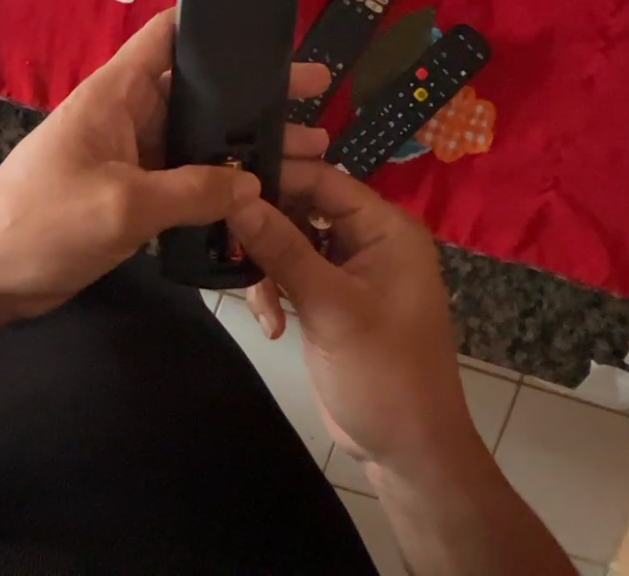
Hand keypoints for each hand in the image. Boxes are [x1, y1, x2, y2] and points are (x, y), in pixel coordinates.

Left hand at [0, 10, 331, 317]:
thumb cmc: (43, 223)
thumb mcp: (123, 205)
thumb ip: (193, 191)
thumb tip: (251, 182)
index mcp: (115, 94)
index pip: (166, 37)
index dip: (213, 26)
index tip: (270, 33)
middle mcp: (125, 115)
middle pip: (196, 92)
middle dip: (252, 96)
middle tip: (314, 97)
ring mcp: (127, 156)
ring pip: (195, 140)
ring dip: (244, 145)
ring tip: (310, 150)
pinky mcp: (129, 193)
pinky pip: (183, 179)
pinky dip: (220, 184)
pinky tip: (262, 195)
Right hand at [225, 162, 478, 472]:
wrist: (407, 452)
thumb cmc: (384, 373)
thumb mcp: (331, 307)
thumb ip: (282, 248)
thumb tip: (234, 197)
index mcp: (385, 229)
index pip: (322, 179)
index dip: (276, 175)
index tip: (224, 183)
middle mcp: (367, 240)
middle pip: (300, 206)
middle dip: (263, 227)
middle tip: (222, 237)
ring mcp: (346, 269)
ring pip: (287, 240)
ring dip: (265, 267)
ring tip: (258, 302)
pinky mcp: (328, 297)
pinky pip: (288, 271)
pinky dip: (272, 291)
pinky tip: (269, 325)